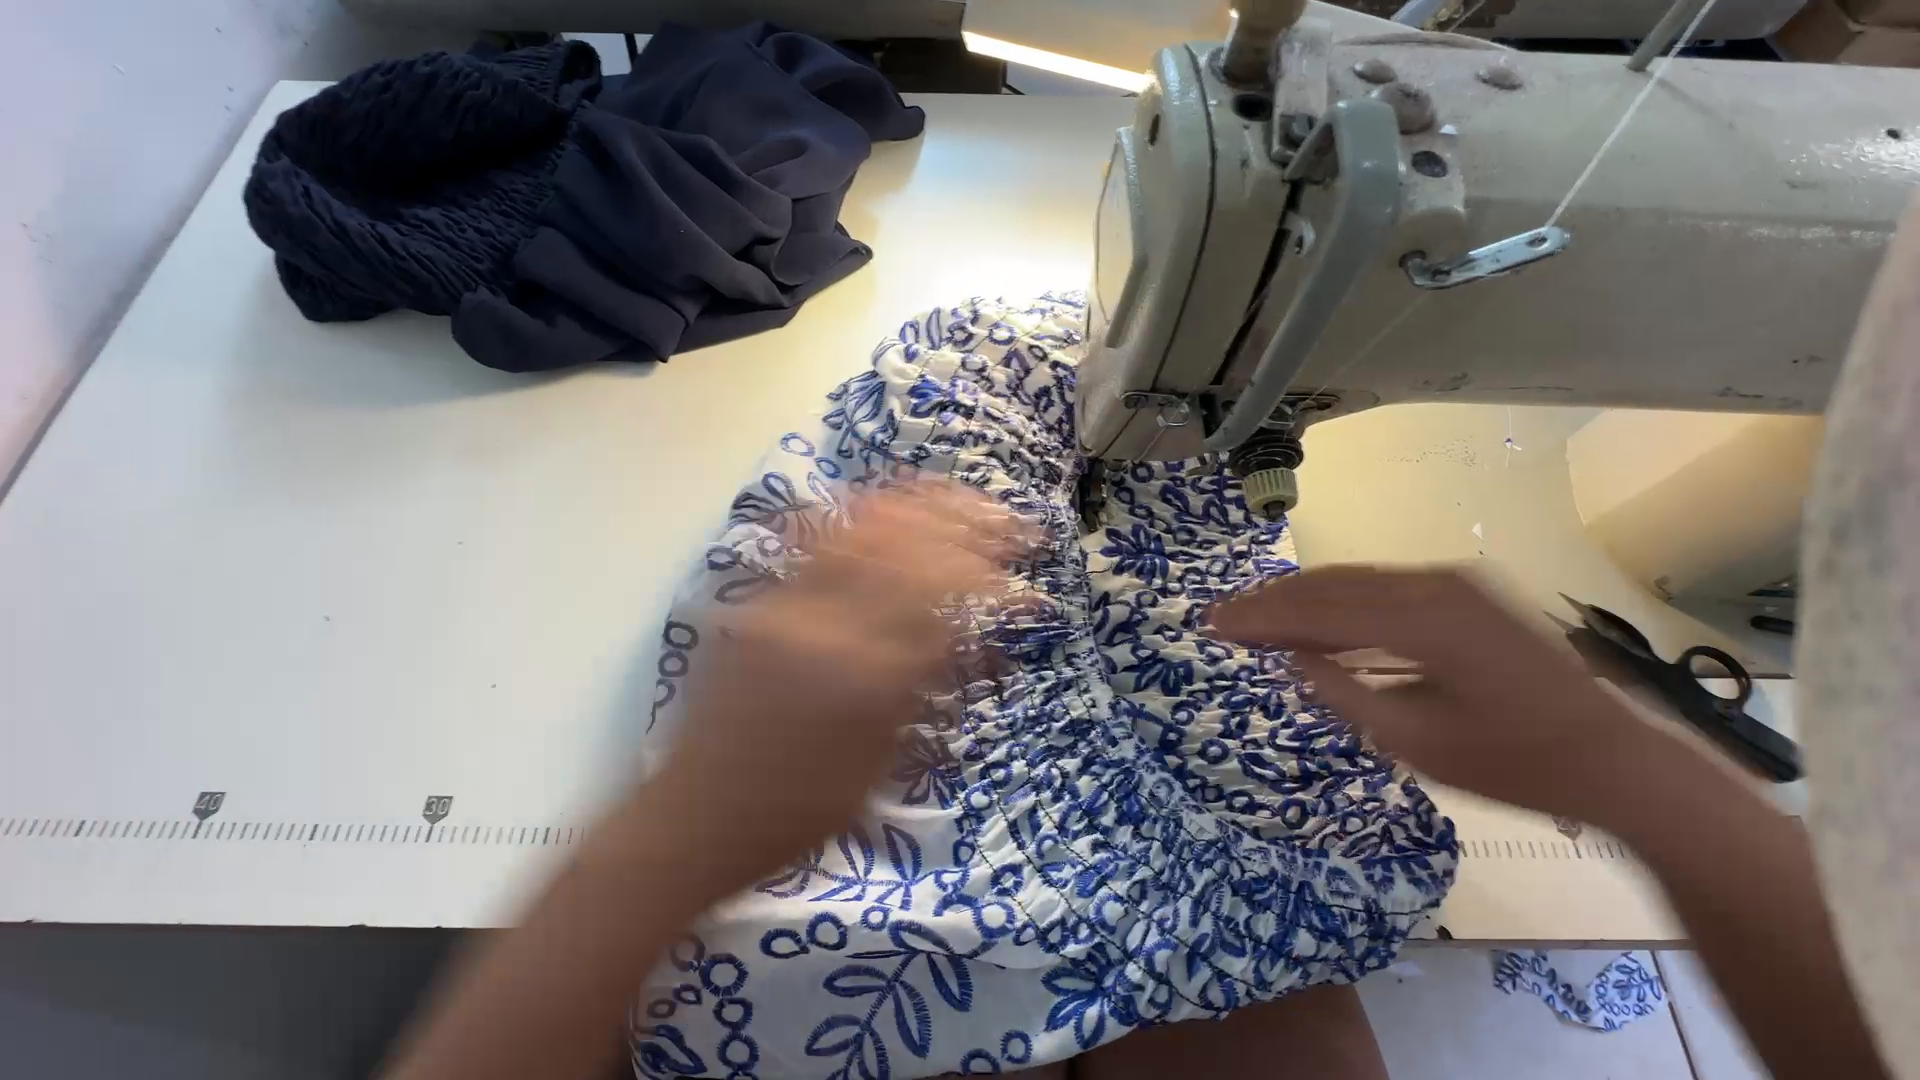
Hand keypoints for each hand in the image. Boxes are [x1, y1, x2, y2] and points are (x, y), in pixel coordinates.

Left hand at [646, 481, 1034, 895]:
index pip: (948, 604)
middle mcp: (829, 626)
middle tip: (1005, 519)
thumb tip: (977, 644)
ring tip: (953, 491)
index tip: (1025, 577)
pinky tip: (879, 499)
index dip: (996, 582)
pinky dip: (854, 513)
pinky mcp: (754, 603)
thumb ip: (929, 692)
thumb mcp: (885, 765)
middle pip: (911, 549)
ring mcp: (785, 606)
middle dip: (967, 524)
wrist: (698, 818)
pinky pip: (809, 540)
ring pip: (861, 531)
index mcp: (871, 678)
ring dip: (917, 506)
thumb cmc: (803, 812)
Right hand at [1209, 566, 1667, 826]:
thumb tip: (1292, 662)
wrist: (1618, 761)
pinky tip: (1318, 622)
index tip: (1213, 624)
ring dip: (1304, 600)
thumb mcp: (1416, 742)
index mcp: (1424, 619)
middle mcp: (1437, 585)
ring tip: (1257, 617)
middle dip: (1274, 602)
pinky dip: (1342, 604)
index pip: (1319, 610)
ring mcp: (1456, 585)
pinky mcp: (1468, 594)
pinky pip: (1386, 589)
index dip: (1261, 617)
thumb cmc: (1514, 764)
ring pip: (1357, 581)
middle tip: (1224, 617)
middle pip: (1333, 584)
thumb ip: (1344, 694)